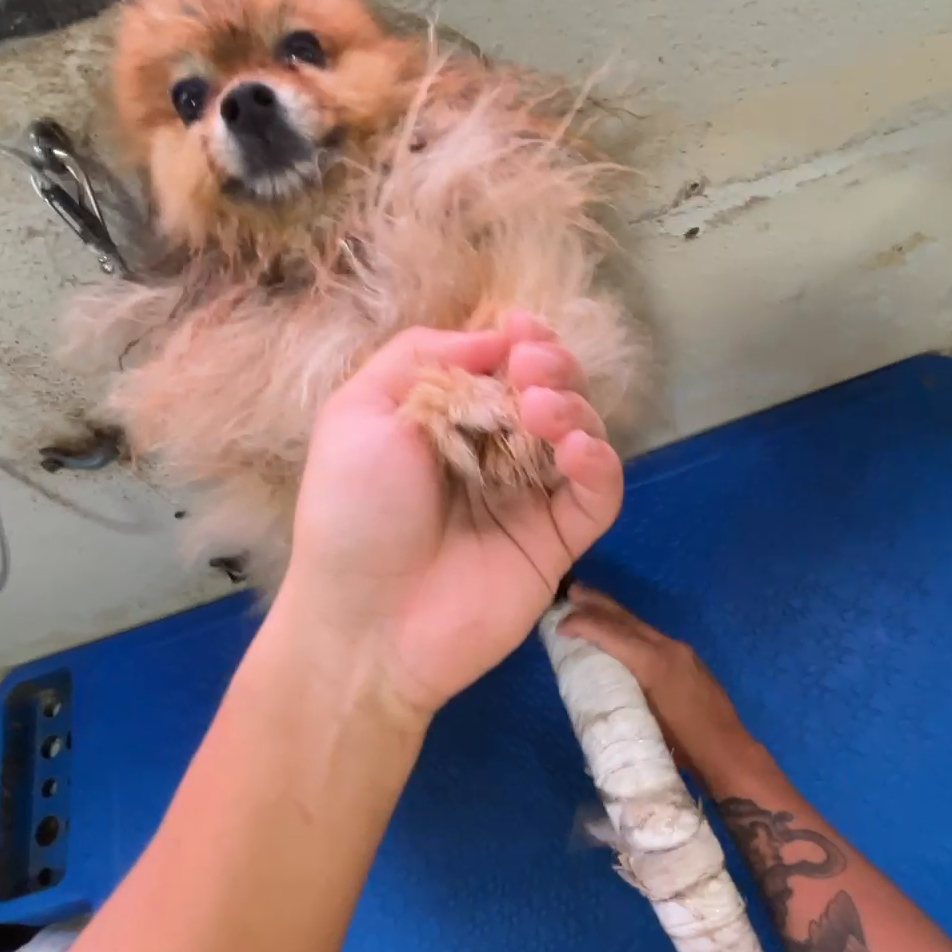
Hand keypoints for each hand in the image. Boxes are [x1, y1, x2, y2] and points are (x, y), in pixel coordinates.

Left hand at [273, 315, 623, 721]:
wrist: (364, 621)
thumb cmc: (352, 513)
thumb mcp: (358, 413)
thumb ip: (419, 360)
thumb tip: (490, 339)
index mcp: (446, 423)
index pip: (501, 368)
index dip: (519, 342)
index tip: (519, 330)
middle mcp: (492, 455)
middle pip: (549, 394)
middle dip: (550, 367)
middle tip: (532, 368)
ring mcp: (527, 500)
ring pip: (581, 436)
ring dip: (574, 407)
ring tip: (541, 410)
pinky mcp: (557, 543)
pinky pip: (597, 496)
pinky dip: (600, 464)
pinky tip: (576, 451)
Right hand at [557, 585, 764, 784]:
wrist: (728, 751)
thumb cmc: (684, 745)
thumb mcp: (642, 721)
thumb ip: (618, 697)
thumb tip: (591, 689)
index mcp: (654, 662)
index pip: (612, 633)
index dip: (583, 624)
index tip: (559, 625)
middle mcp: (668, 648)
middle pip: (625, 619)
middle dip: (596, 604)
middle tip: (570, 593)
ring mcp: (680, 651)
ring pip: (638, 624)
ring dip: (612, 614)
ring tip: (589, 603)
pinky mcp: (687, 658)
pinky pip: (650, 635)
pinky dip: (627, 628)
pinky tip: (618, 632)